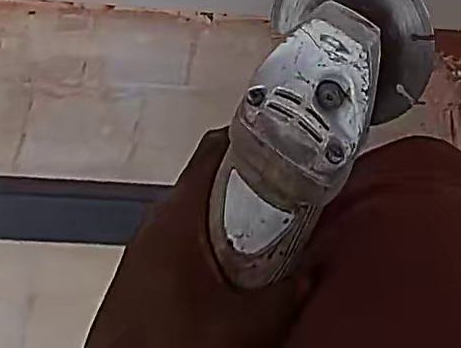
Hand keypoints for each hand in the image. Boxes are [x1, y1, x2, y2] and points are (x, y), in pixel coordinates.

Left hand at [87, 129, 304, 347]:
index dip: (249, 134)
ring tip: (267, 217)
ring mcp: (148, 237)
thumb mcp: (241, 326)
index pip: (214, 146)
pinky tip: (233, 255)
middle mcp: (159, 214)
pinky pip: (182, 225)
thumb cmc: (169, 344)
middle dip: (248, 174)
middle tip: (285, 182)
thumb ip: (284, 295)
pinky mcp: (144, 261)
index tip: (280, 137)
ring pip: (197, 199)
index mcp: (179, 211)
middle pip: (209, 172)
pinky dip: (211, 227)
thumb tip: (316, 269)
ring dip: (230, 203)